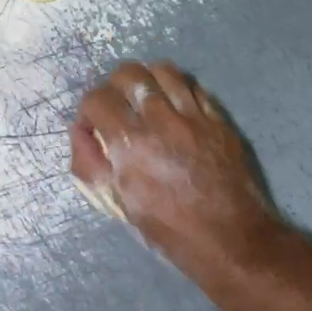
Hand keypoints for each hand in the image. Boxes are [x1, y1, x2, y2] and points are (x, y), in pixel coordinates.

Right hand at [69, 62, 283, 287]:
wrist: (231, 240)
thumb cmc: (168, 229)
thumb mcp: (118, 203)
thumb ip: (90, 164)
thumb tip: (80, 132)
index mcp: (130, 144)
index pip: (97, 98)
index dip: (89, 109)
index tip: (94, 125)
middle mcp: (160, 121)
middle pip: (129, 73)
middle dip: (115, 86)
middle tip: (118, 108)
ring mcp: (194, 117)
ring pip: (163, 70)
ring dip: (148, 81)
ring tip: (147, 100)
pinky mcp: (218, 120)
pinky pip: (194, 86)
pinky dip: (178, 90)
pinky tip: (175, 109)